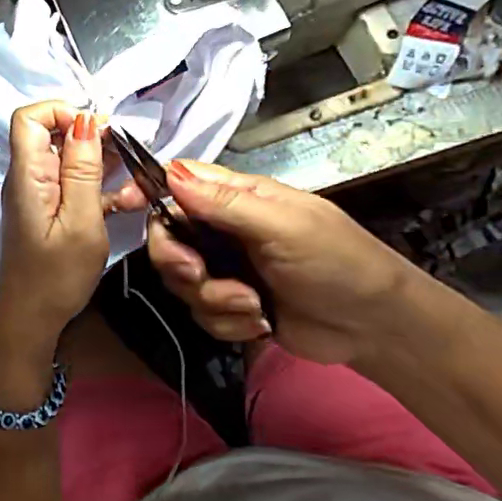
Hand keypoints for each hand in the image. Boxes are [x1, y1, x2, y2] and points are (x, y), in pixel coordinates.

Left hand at [0, 101, 111, 346]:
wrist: (33, 321)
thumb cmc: (56, 276)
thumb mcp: (80, 222)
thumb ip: (83, 170)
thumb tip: (86, 119)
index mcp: (28, 175)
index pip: (29, 117)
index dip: (62, 111)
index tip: (99, 130)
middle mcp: (30, 177)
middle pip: (56, 134)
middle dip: (96, 138)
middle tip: (132, 155)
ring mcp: (42, 194)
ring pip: (73, 160)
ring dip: (107, 165)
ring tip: (138, 182)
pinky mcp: (53, 210)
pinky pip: (78, 185)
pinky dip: (103, 188)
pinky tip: (130, 201)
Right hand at [130, 159, 428, 364]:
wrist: (375, 328)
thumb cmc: (339, 262)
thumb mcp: (284, 226)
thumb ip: (225, 203)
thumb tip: (172, 172)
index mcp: (237, 198)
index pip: (178, 184)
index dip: (149, 192)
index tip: (126, 205)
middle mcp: (224, 230)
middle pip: (168, 238)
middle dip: (180, 263)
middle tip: (201, 275)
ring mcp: (227, 269)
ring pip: (182, 283)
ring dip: (215, 300)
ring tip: (254, 306)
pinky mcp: (232, 306)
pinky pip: (202, 314)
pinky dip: (229, 324)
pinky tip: (260, 324)